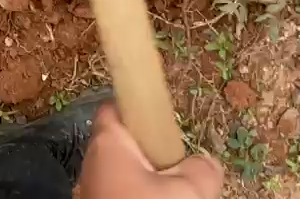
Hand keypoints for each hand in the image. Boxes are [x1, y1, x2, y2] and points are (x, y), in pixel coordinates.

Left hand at [77, 105, 224, 198]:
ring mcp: (91, 192)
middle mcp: (92, 163)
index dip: (138, 111)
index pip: (115, 109)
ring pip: (124, 179)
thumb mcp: (186, 195)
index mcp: (107, 143)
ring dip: (148, 186)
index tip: (166, 126)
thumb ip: (201, 173)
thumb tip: (208, 162)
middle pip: (125, 148)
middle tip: (181, 172)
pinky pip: (120, 196)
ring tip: (176, 195)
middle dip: (153, 159)